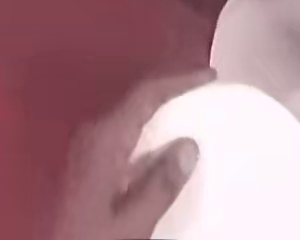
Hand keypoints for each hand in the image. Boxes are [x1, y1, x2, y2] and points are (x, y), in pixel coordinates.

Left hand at [49, 71, 212, 239]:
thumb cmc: (91, 237)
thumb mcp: (132, 222)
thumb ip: (160, 184)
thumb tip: (190, 144)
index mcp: (106, 137)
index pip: (146, 94)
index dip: (178, 81)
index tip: (209, 76)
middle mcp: (96, 132)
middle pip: (139, 99)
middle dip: (171, 92)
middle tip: (204, 91)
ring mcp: (90, 145)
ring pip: (133, 116)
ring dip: (161, 111)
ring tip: (191, 112)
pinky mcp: (90, 162)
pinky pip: (126, 133)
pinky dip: (150, 131)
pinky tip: (165, 146)